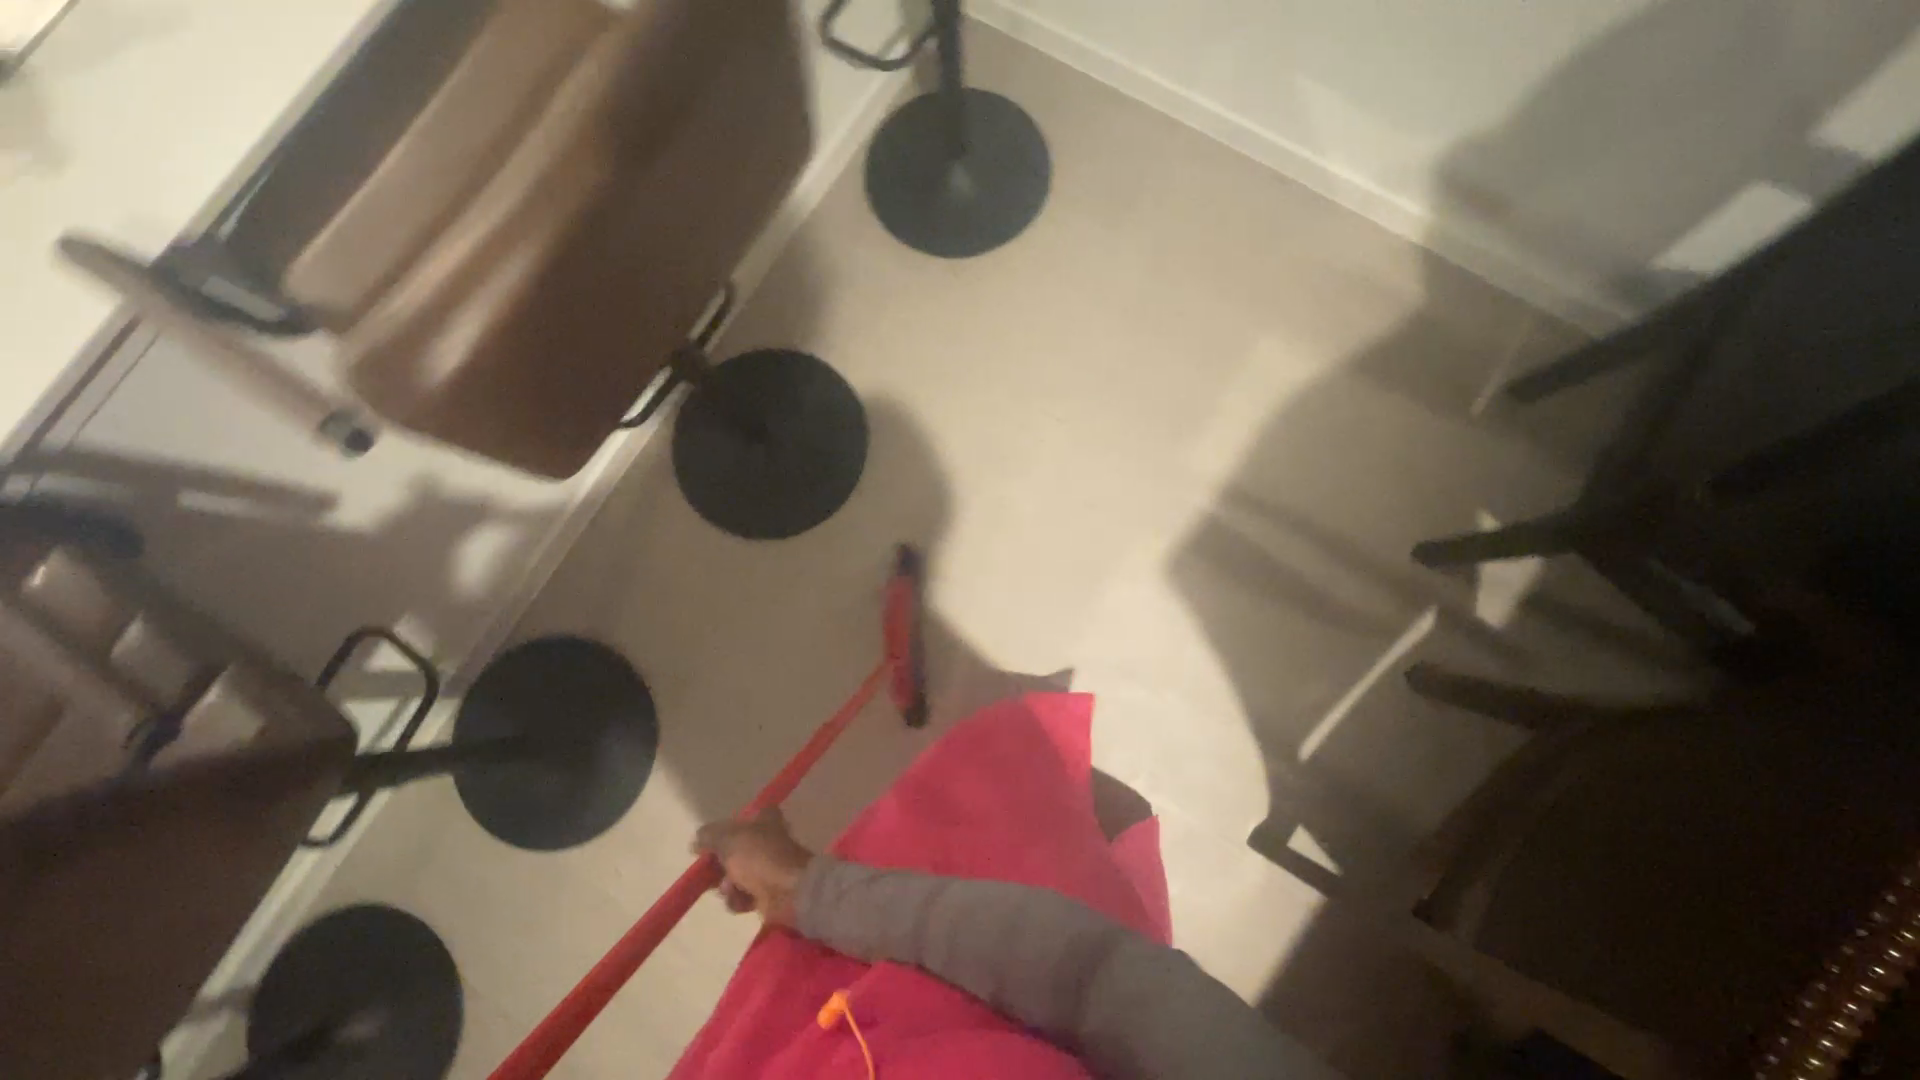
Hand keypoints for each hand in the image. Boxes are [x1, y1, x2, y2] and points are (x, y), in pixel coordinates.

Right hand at [693, 808, 815, 926]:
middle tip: (712, 873)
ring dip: (727, 885)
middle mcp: (767, 840)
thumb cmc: (759, 857)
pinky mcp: (768, 892)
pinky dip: (738, 900)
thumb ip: (709, 836)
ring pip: (735, 875)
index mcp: (764, 819)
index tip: (710, 844)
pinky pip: (743, 896)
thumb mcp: (727, 839)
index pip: (742, 818)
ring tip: (730, 889)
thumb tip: (697, 841)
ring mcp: (769, 867)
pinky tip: (741, 902)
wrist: (789, 892)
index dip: (724, 830)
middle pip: (734, 851)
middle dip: (720, 865)